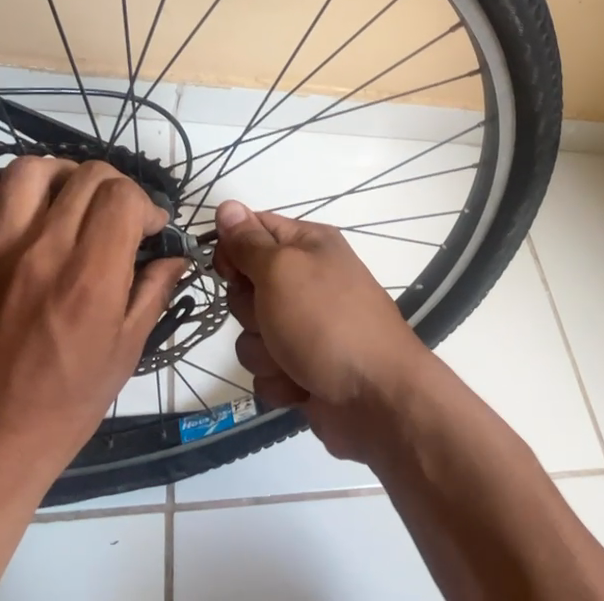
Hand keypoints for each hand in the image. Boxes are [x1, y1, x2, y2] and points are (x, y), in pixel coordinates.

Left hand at [0, 157, 188, 492]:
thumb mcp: (126, 352)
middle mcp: (45, 250)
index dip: (144, 203)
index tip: (148, 231)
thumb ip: (153, 293)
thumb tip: (176, 258)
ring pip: (26, 173)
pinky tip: (4, 208)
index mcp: (92, 274)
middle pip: (85, 176)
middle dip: (114, 186)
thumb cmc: (66, 406)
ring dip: (58, 175)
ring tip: (70, 201)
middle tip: (119, 218)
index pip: (123, 194)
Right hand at [213, 200, 435, 460]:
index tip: (231, 271)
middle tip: (274, 316)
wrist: (376, 399)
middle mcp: (306, 281)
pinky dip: (279, 380)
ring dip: (264, 351)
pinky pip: (265, 370)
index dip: (233, 251)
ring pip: (250, 334)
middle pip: (244, 287)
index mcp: (307, 245)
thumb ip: (248, 242)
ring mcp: (304, 327)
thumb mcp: (282, 271)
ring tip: (293, 358)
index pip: (250, 231)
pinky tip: (302, 385)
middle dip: (250, 309)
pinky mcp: (301, 367)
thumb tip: (227, 205)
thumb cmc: (327, 323)